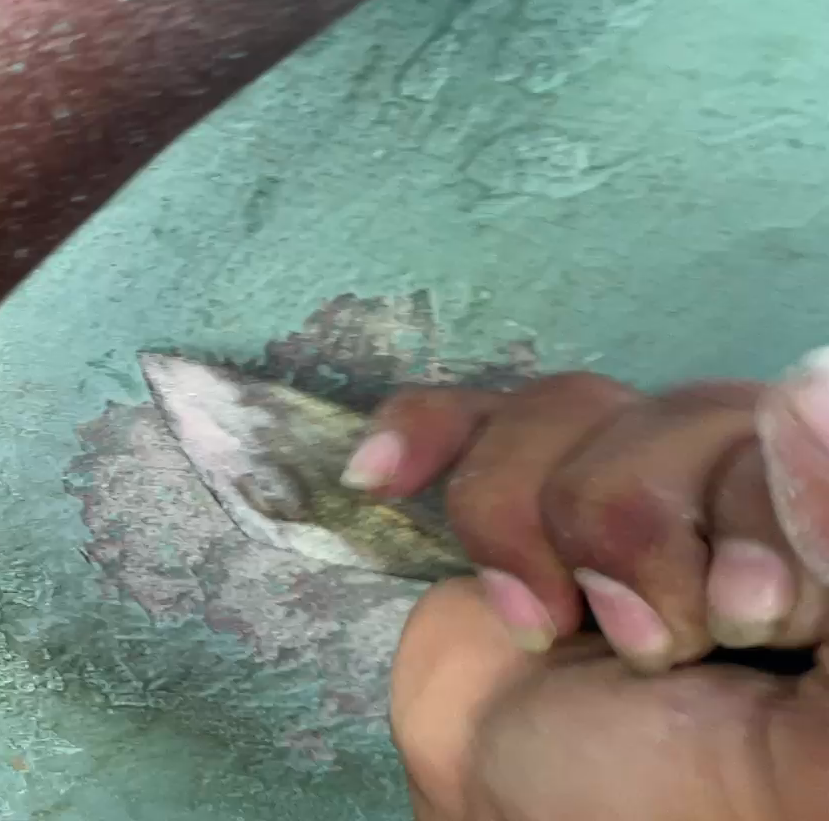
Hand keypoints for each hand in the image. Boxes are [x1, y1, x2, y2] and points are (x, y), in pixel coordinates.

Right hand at [375, 354, 828, 818]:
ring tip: (532, 618)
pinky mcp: (489, 482)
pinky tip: (380, 479)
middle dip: (625, 537)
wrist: (512, 810)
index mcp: (820, 544)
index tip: (739, 625)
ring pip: (556, 411)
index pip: (805, 439)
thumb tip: (817, 387)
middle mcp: (730, 494)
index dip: (759, 515)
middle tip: (637, 645)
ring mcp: (596, 481)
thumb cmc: (680, 803)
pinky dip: (413, 434)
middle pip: (674, 417)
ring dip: (517, 520)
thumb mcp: (814, 745)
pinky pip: (448, 410)